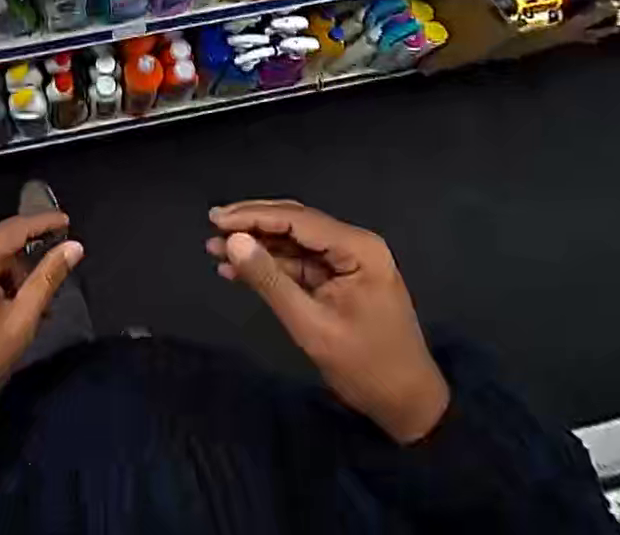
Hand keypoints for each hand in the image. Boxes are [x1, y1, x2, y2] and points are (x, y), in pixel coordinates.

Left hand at [0, 212, 82, 438]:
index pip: (15, 228)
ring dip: (18, 269)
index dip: (45, 222)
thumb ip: (49, 276)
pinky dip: (3, 275)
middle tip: (60, 265)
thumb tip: (74, 246)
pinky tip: (17, 298)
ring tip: (38, 299)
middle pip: (4, 236)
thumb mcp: (22, 319)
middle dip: (32, 251)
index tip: (69, 221)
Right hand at [206, 200, 448, 443]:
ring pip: (294, 241)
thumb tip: (233, 241)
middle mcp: (354, 244)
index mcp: (357, 247)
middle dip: (252, 224)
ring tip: (215, 249)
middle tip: (212, 225)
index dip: (253, 215)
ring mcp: (347, 260)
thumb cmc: (365, 366)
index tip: (216, 218)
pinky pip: (300, 263)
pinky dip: (271, 265)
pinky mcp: (339, 278)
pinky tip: (239, 270)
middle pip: (295, 222)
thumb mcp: (311, 326)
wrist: (407, 404)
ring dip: (257, 245)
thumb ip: (270, 281)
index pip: (297, 220)